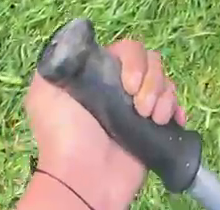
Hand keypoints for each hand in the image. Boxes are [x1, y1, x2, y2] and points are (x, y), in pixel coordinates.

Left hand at [23, 39, 184, 209]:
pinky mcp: (153, 129)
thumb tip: (75, 39)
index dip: (134, 62)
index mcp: (100, 74)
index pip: (128, 50)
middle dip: (151, 81)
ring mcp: (139, 107)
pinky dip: (176, 110)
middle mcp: (121, 87)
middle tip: (140, 107)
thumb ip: (55, 63)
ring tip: (151, 119)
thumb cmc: (64, 135)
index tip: (128, 84)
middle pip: (151, 62)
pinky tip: (170, 121)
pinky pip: (175, 106)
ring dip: (163, 97)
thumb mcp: (43, 92)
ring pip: (164, 81)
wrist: (83, 180)